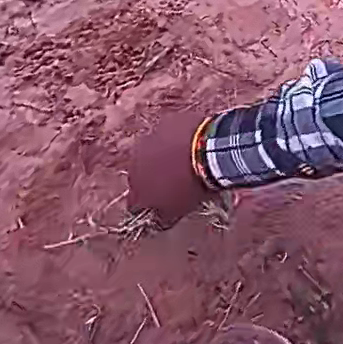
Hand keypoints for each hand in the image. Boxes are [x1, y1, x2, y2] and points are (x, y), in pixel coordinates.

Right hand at [125, 109, 216, 227]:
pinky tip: (187, 143)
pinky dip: (172, 139)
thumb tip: (157, 220)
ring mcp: (147, 139)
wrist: (209, 149)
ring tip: (180, 159)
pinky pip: (164, 133)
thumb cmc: (194, 184)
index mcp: (138, 188)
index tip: (158, 204)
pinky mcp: (163, 122)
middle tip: (170, 180)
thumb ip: (163, 216)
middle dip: (151, 177)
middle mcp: (135, 162)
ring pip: (149, 151)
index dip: (146, 205)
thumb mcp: (179, 208)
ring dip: (159, 156)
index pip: (133, 203)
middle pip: (139, 174)